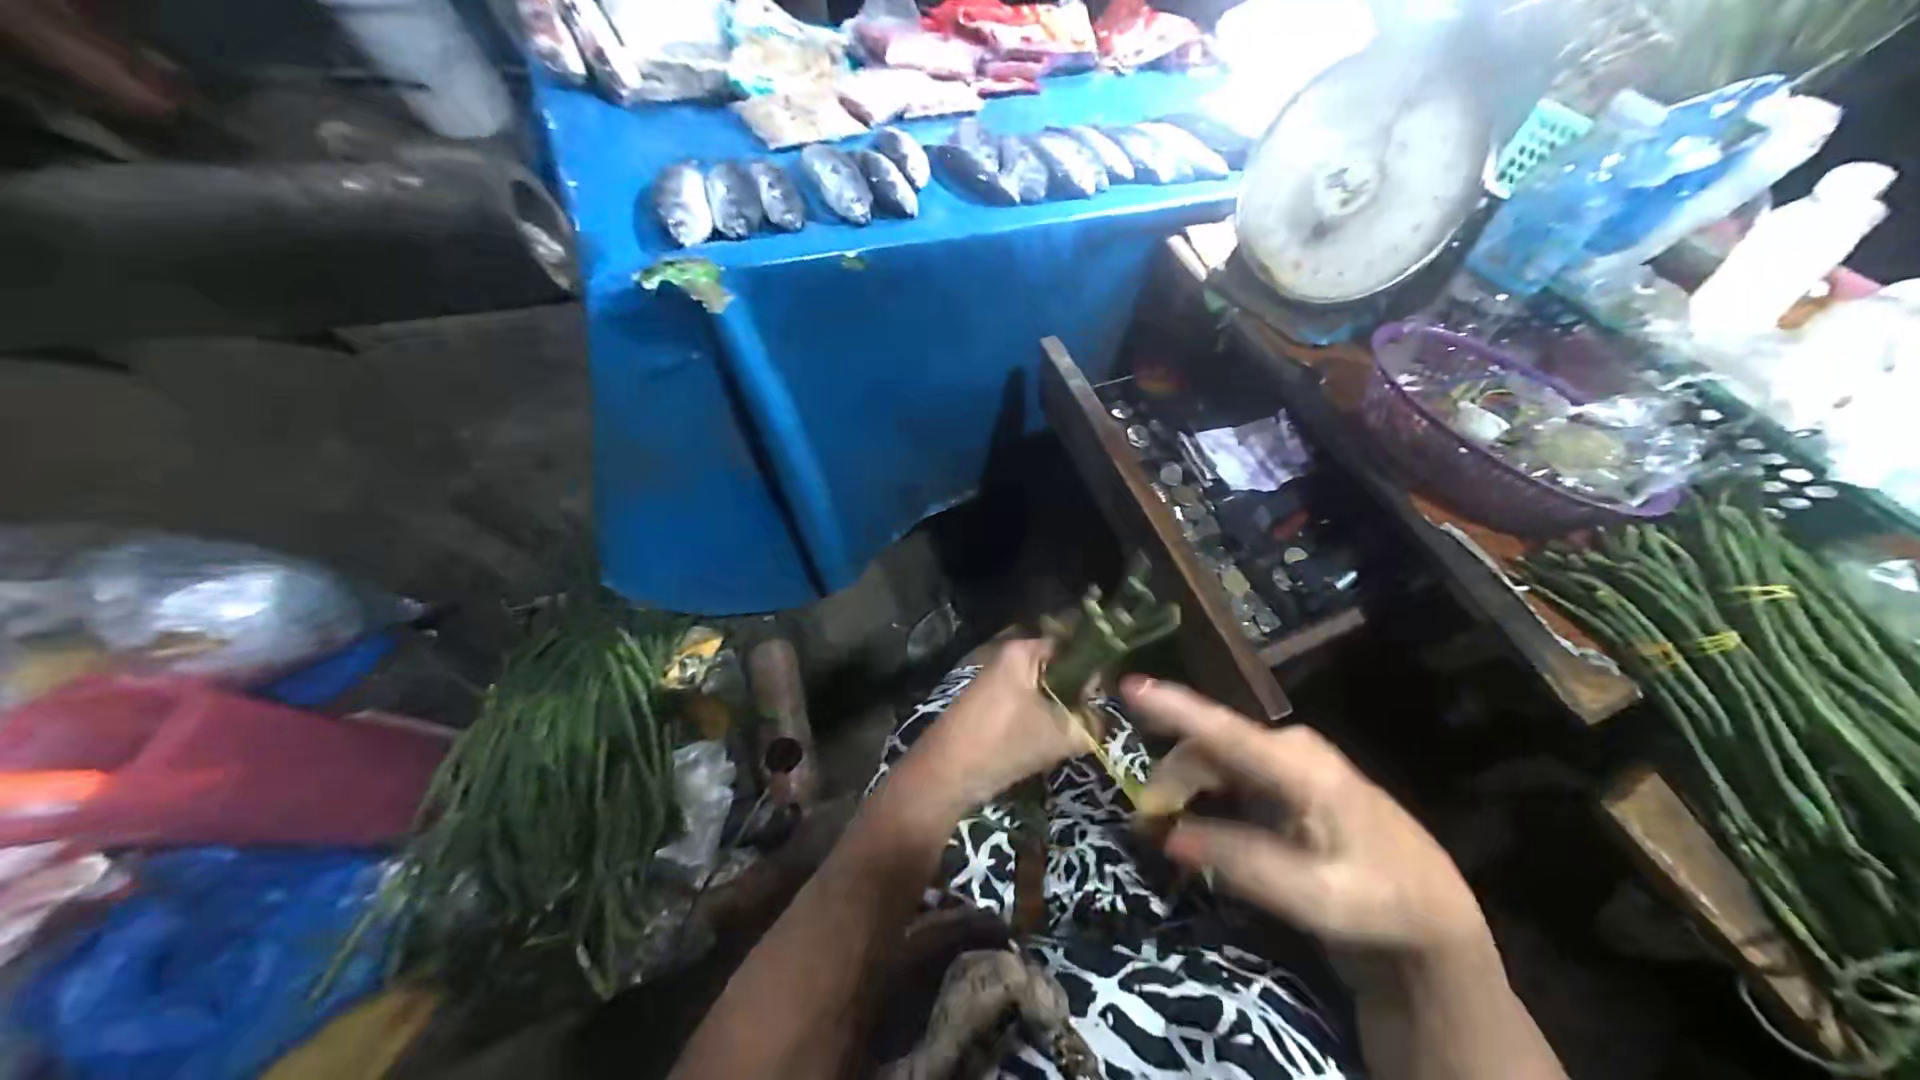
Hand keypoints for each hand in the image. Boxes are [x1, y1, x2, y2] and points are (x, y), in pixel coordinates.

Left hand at [900, 640, 1091, 814]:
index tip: (1117, 690)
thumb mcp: (1060, 735)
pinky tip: (1056, 739)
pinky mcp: (988, 706)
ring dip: (1061, 708)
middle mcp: (1006, 658)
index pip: (1072, 647)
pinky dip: (1042, 718)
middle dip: (1079, 691)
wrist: (946, 776)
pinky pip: (1026, 704)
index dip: (1096, 667)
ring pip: (1042, 690)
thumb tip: (1108, 718)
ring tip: (1086, 729)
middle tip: (1105, 714)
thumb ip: (1092, 723)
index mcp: (1022, 651)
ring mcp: (994, 682)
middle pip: (1056, 668)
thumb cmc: (1004, 743)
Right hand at [1125, 677, 1488, 960]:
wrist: (1431, 914)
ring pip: (1212, 760)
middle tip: (1148, 829)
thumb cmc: (1379, 902)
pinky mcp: (1284, 777)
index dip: (1174, 706)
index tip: (1130, 686)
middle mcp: (1289, 749)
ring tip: (1166, 832)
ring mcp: (1287, 760)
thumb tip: (1168, 834)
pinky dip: (1201, 796)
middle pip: (1207, 750)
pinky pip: (1226, 774)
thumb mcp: (1314, 896)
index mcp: (1300, 767)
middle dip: (1170, 782)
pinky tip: (1196, 826)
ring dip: (1183, 791)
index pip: (1224, 730)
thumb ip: (1240, 860)